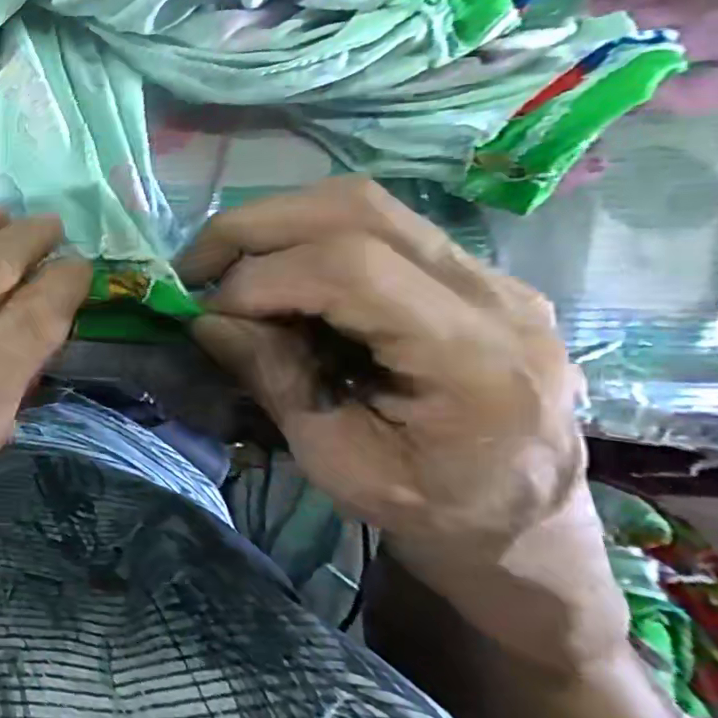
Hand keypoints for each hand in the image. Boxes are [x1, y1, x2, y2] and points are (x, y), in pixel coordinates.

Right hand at [178, 177, 622, 668]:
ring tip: (223, 267)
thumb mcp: (337, 464)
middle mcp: (491, 295)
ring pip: (356, 201)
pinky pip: (367, 222)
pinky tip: (272, 277)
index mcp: (472, 358)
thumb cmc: (429, 508)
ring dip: (269, 224)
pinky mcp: (463, 270)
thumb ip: (274, 382)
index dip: (258, 281)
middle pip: (352, 209)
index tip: (209, 318)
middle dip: (249, 231)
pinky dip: (297, 236)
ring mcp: (484, 273)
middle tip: (193, 271)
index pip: (349, 268)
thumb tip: (204, 319)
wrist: (524, 516)